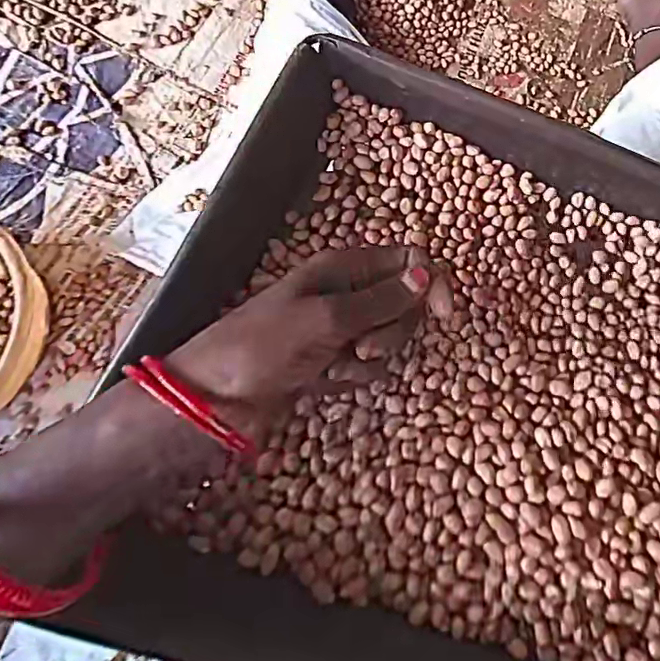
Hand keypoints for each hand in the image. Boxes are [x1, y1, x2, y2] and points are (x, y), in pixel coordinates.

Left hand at [164, 245, 452, 433]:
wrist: (215, 398)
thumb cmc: (264, 345)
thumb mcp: (327, 318)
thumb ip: (381, 300)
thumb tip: (427, 276)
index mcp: (344, 267)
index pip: (408, 262)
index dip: (430, 283)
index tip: (444, 316)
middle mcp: (348, 292)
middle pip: (405, 303)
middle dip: (392, 330)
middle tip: (361, 349)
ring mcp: (342, 328)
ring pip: (391, 338)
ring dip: (372, 358)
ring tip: (335, 366)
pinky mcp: (335, 360)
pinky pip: (370, 366)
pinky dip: (355, 377)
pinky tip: (326, 381)